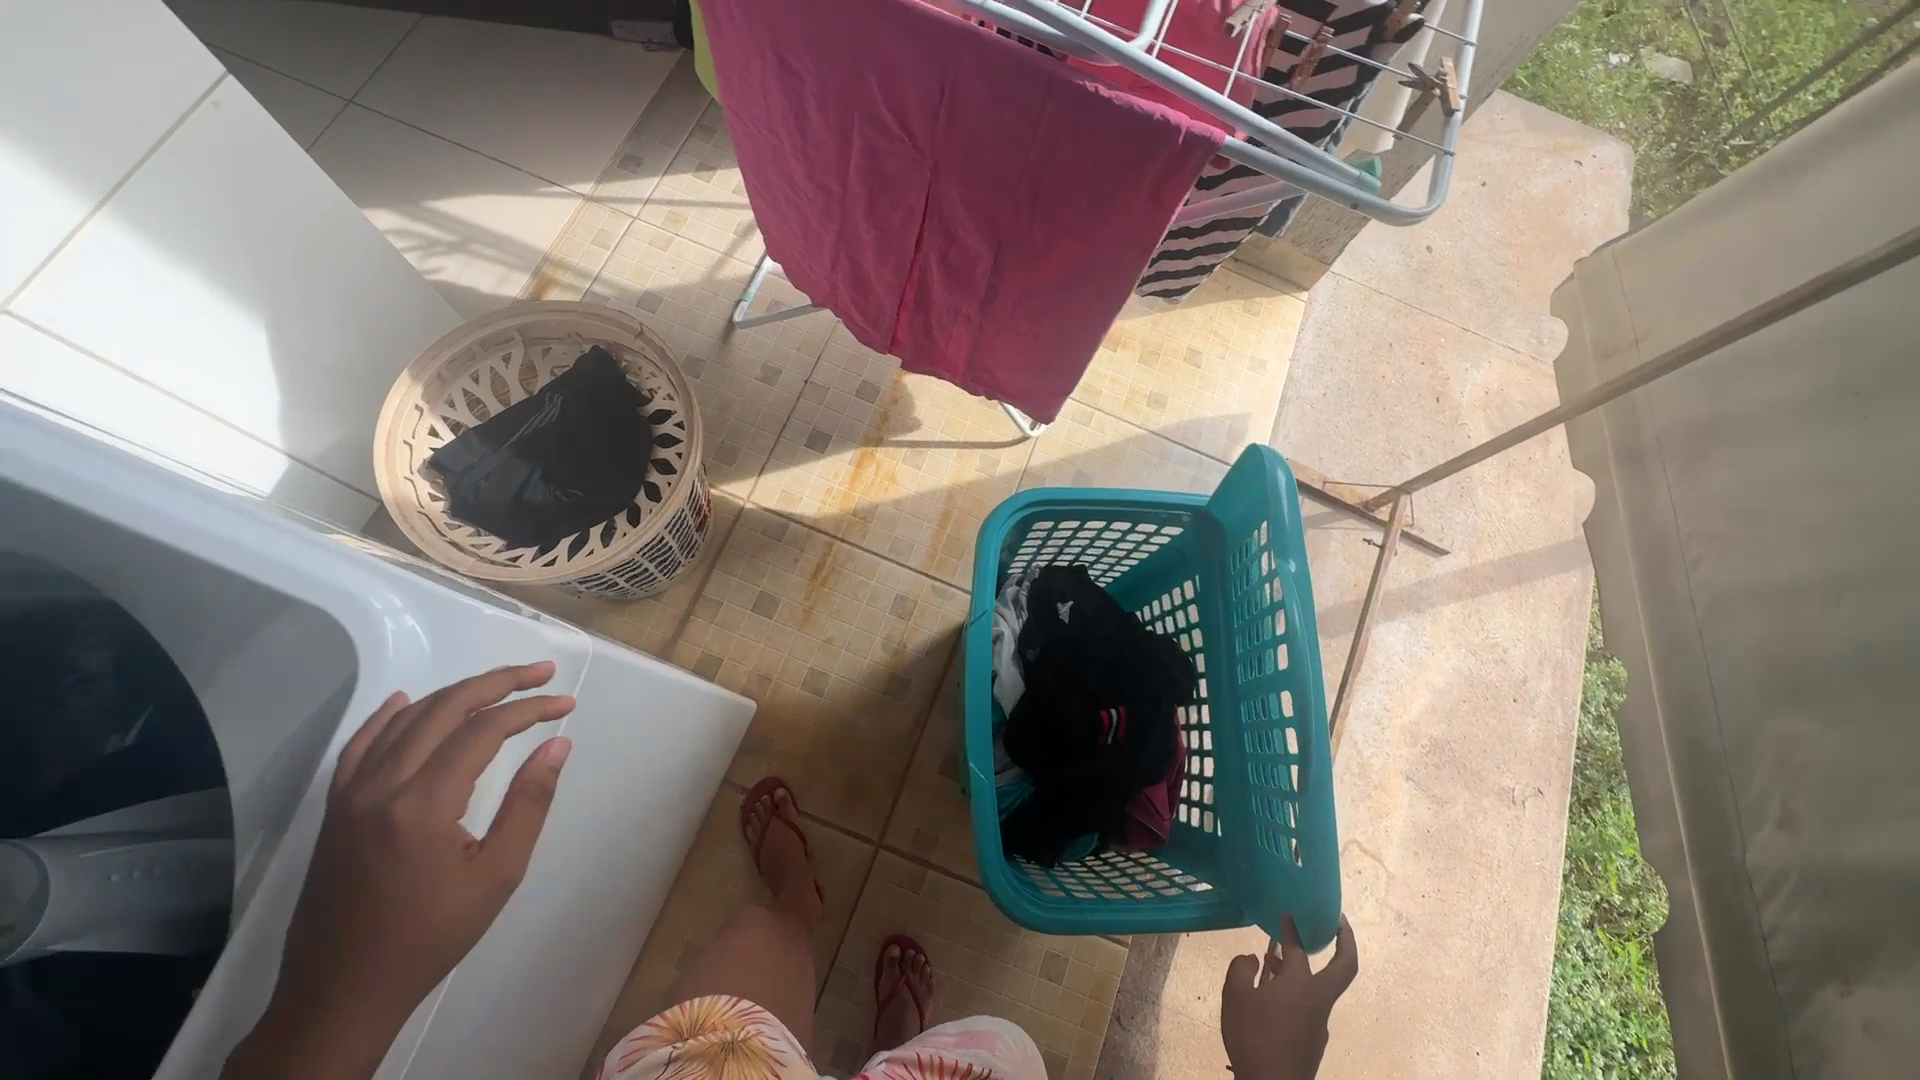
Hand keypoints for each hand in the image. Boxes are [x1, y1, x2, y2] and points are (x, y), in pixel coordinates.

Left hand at [226, 663, 574, 1079]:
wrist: (342, 990)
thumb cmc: (431, 936)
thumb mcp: (498, 875)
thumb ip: (530, 803)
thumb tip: (557, 745)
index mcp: (424, 804)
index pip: (484, 730)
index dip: (529, 709)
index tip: (566, 705)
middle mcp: (381, 785)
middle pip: (445, 709)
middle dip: (499, 683)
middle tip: (543, 673)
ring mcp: (350, 793)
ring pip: (406, 719)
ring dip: (456, 694)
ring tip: (500, 684)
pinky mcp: (335, 807)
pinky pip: (361, 744)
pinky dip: (389, 716)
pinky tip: (408, 701)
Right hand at [1220, 915, 1358, 1079]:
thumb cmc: (1253, 1037)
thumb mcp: (1235, 996)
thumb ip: (1241, 969)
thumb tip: (1254, 959)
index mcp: (1300, 984)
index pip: (1298, 948)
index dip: (1290, 927)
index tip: (1287, 912)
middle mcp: (1317, 999)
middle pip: (1345, 967)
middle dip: (1346, 941)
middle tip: (1340, 922)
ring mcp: (1319, 1021)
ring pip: (1321, 986)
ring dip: (1307, 968)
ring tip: (1277, 959)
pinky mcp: (1314, 1039)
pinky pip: (1309, 1004)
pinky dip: (1297, 989)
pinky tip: (1272, 995)